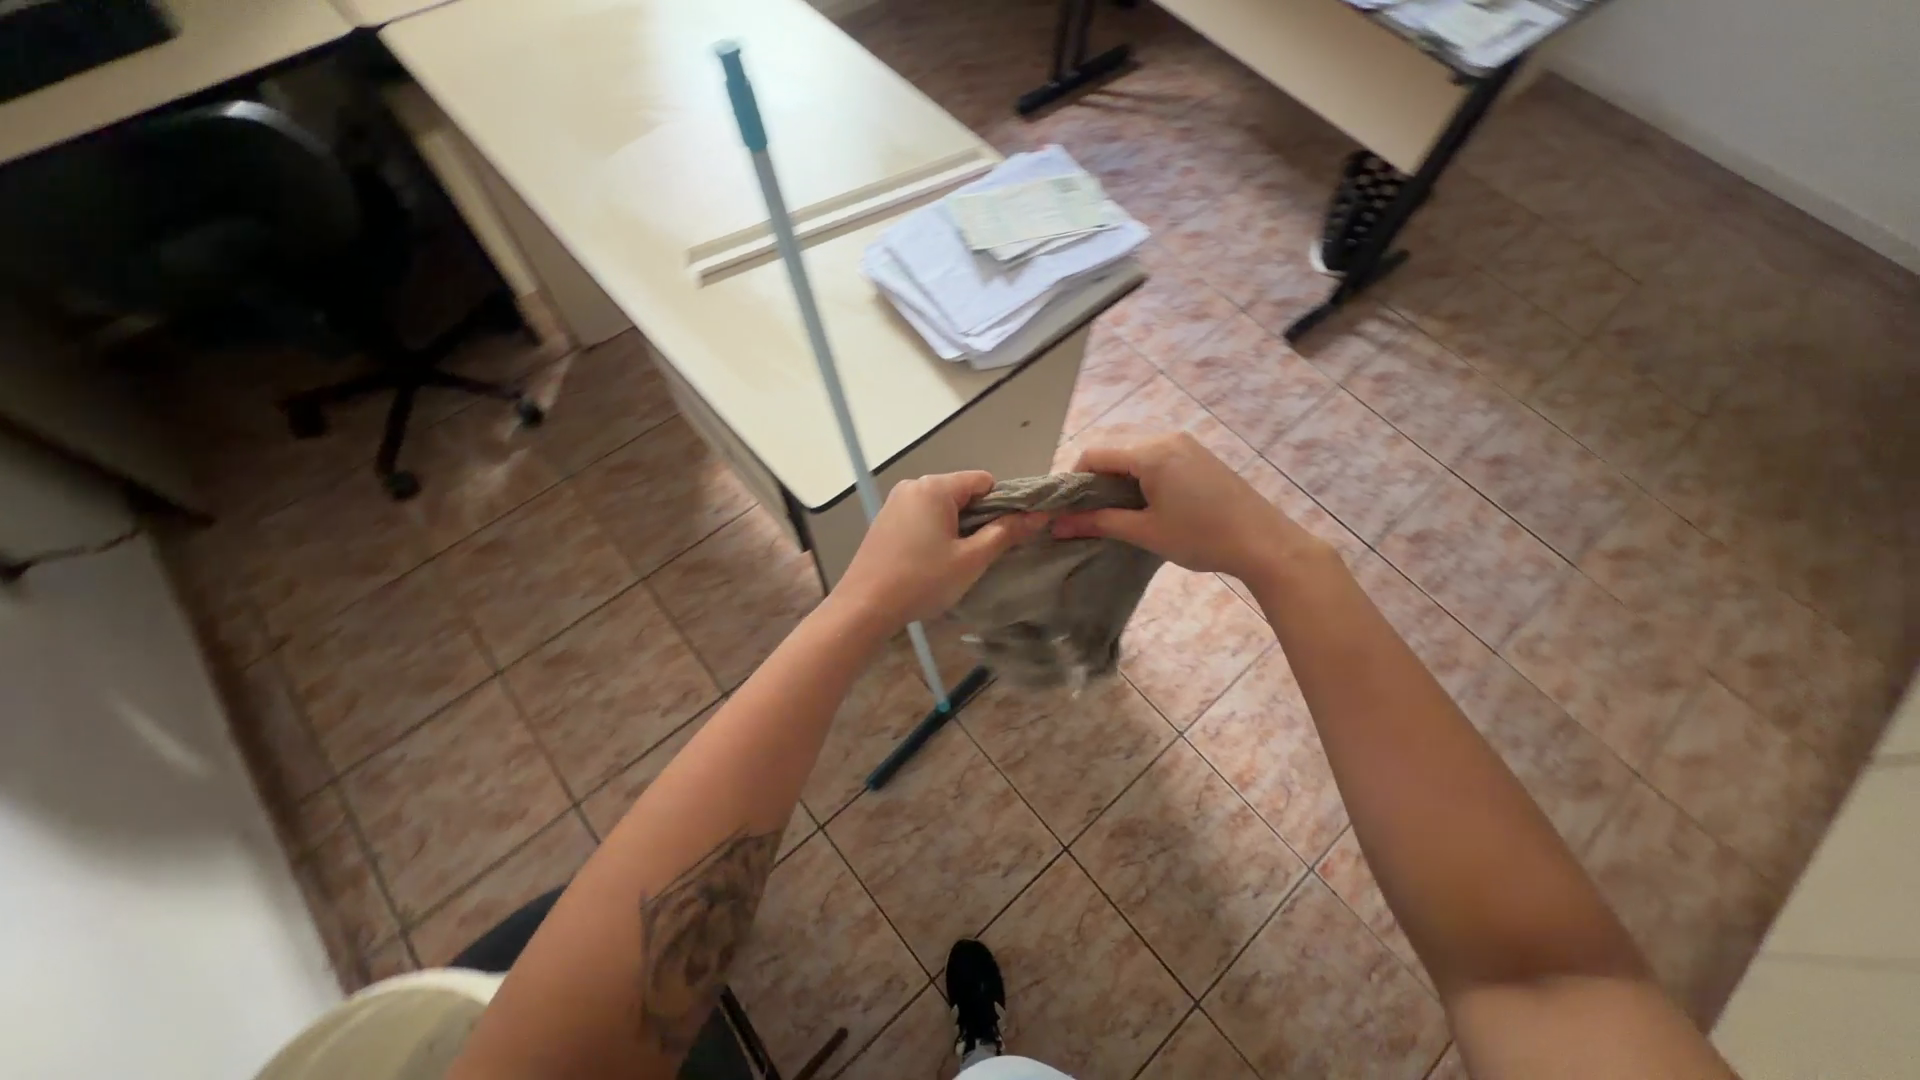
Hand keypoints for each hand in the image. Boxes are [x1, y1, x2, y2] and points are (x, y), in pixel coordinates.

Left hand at [832, 471, 1043, 629]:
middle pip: (962, 492)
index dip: (1001, 505)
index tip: (1003, 536)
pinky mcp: (885, 521)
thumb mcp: (971, 559)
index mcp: (935, 487)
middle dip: (978, 519)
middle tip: (980, 554)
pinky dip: (935, 533)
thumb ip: (1006, 533)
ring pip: (942, 507)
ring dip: (957, 528)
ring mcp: (895, 503)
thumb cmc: (922, 581)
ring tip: (955, 561)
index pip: (984, 481)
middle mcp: (913, 486)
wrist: (865, 606)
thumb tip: (1038, 515)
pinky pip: (922, 517)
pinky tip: (931, 561)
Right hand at [1051, 434, 1326, 580]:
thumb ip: (1099, 522)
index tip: (1069, 510)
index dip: (1075, 481)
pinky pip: (1158, 458)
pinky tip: (1148, 504)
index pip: (1095, 455)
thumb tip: (1056, 525)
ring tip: (1119, 513)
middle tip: (1091, 515)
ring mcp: (1187, 444)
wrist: (1264, 543)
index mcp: (1151, 453)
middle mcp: (1167, 438)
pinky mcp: (1200, 455)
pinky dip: (1143, 476)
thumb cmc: (1201, 537)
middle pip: (1115, 451)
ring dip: (1120, 479)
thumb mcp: (1145, 532)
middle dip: (1097, 481)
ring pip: (1137, 454)